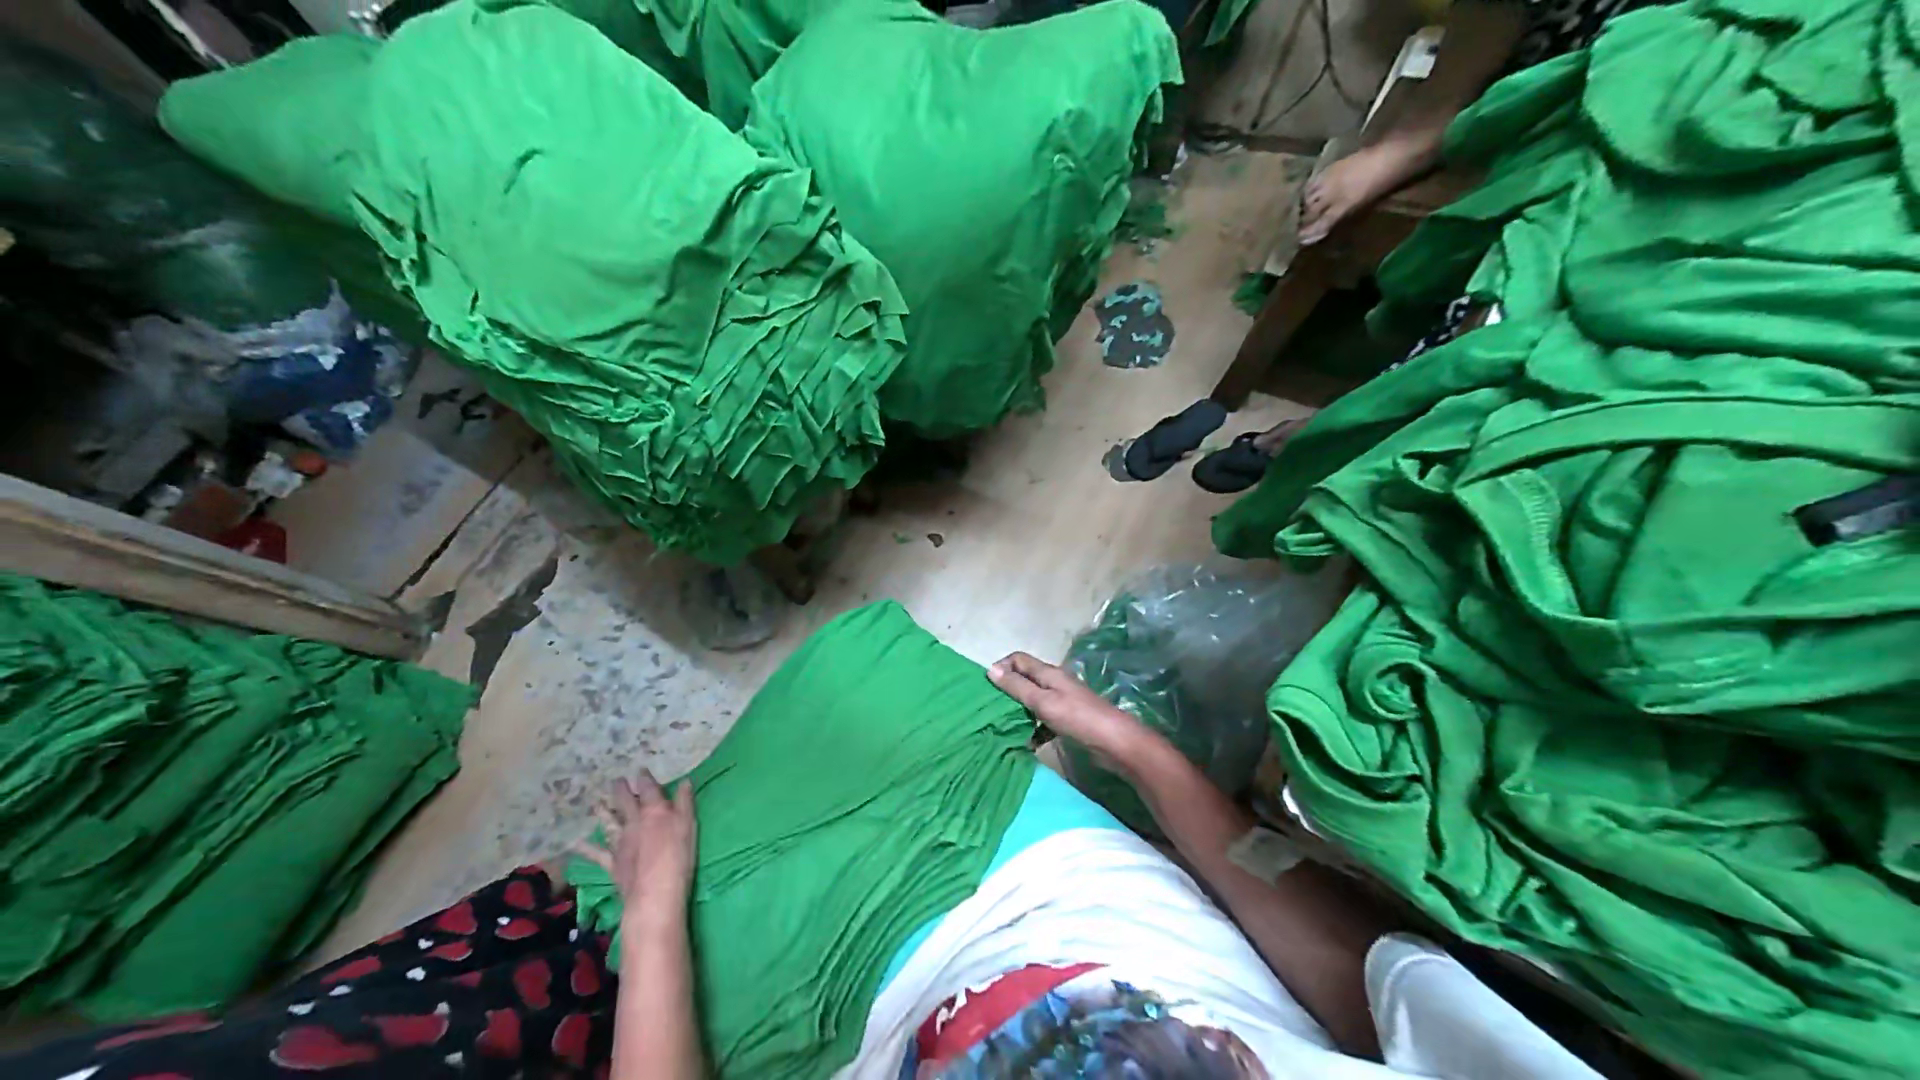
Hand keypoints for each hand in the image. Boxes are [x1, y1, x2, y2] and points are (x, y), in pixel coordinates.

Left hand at [573, 770, 697, 910]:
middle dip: (621, 790)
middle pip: (625, 801)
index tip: (640, 770)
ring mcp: (620, 842)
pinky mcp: (612, 862)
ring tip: (596, 803)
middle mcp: (634, 821)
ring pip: (609, 822)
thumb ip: (685, 802)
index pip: (648, 788)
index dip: (644, 778)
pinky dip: (585, 848)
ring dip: (603, 812)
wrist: (654, 891)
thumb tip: (685, 781)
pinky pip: (596, 853)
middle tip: (616, 781)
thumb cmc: (678, 856)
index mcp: (654, 810)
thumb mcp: (689, 825)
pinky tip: (575, 843)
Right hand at [988, 652, 1156, 769]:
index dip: (1002, 667)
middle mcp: (1054, 683)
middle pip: (1025, 679)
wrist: (1115, 742)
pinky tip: (1028, 744)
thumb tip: (991, 669)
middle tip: (991, 709)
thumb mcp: (1043, 701)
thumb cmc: (1077, 718)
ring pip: (1033, 701)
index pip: (1019, 659)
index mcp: (1048, 673)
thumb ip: (1018, 686)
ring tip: (1004, 727)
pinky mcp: (1067, 720)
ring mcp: (1062, 701)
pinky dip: (1034, 729)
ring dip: (1019, 712)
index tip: (987, 686)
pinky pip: (1044, 720)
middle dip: (1007, 691)